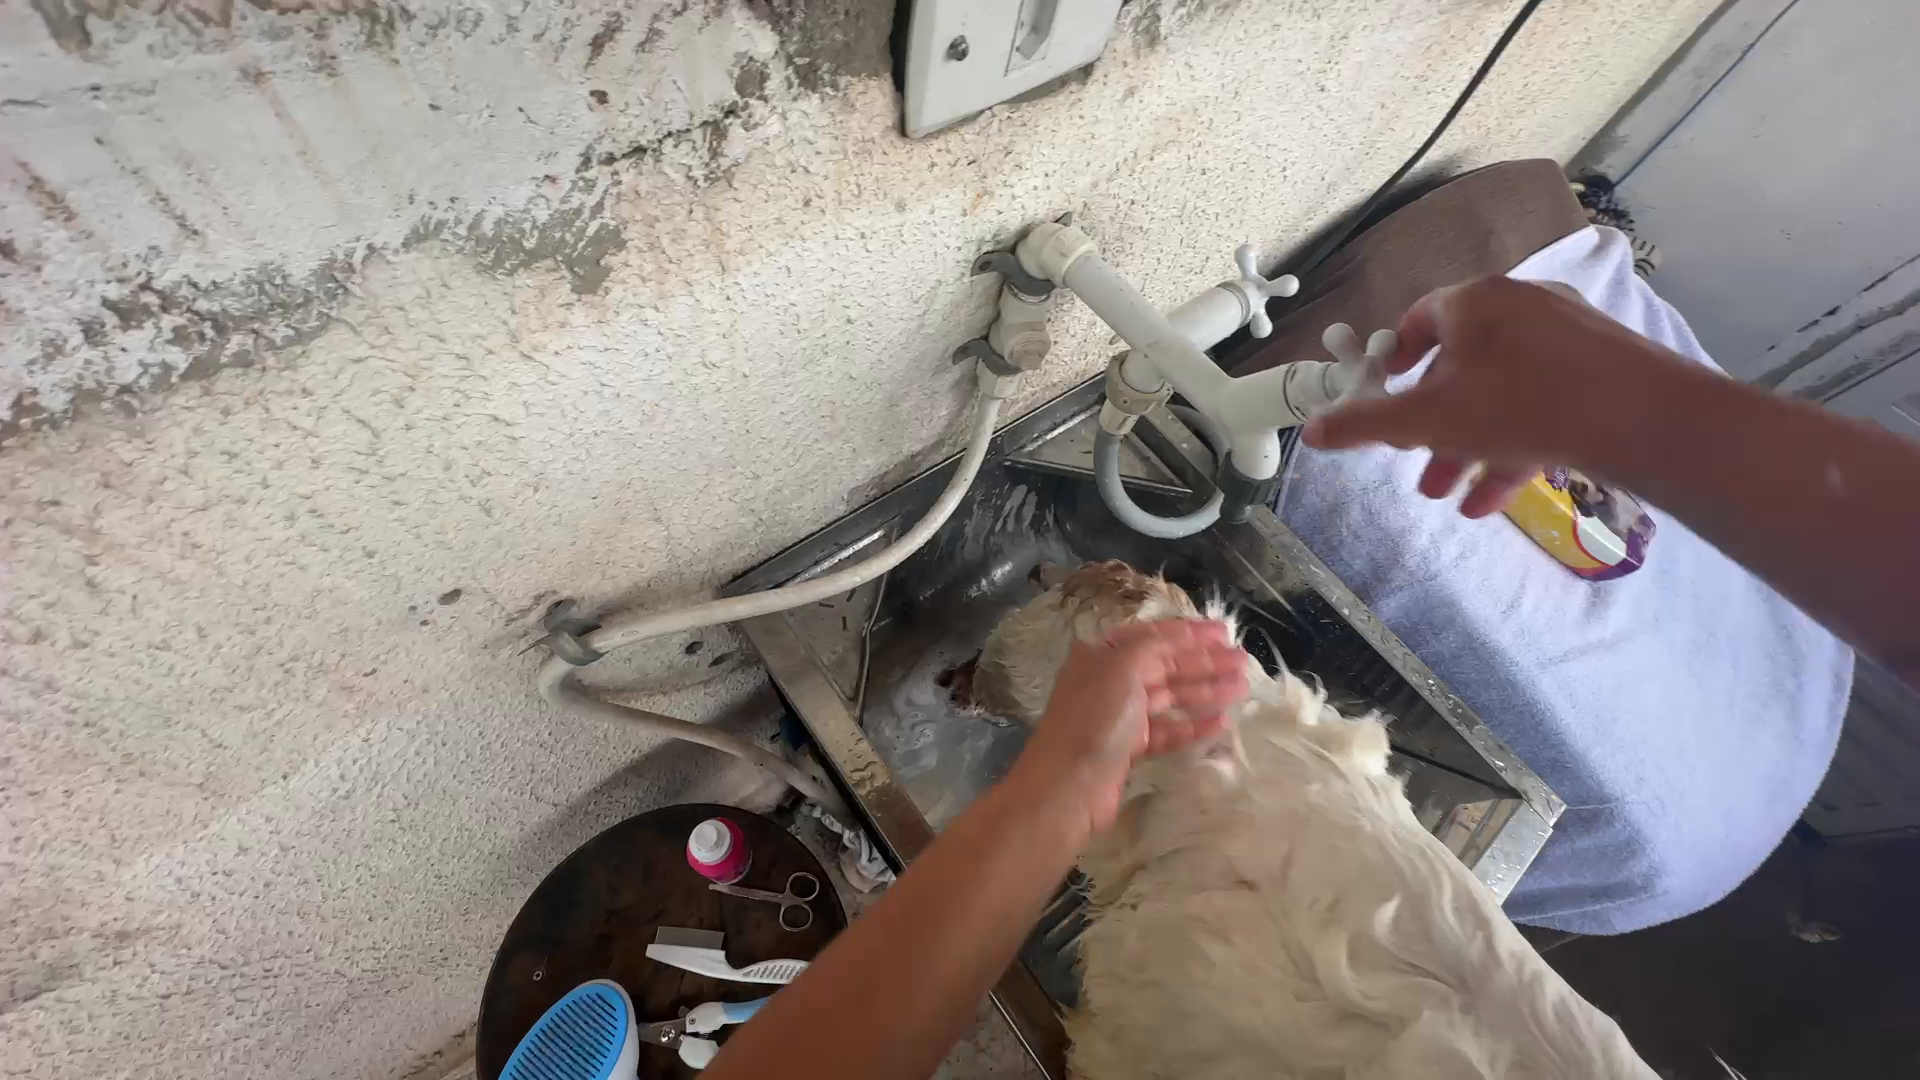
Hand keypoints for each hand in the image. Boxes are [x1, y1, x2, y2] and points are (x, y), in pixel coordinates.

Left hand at [1015, 619, 1247, 834]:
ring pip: (1169, 697)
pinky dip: (1193, 725)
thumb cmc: (1094, 718)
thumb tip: (1178, 635)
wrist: (1068, 785)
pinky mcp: (1129, 748)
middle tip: (1244, 662)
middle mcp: (1110, 680)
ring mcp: (1119, 716)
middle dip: (1204, 661)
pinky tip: (1221, 722)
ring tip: (1241, 688)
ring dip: (1205, 690)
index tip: (1225, 632)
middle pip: (1164, 665)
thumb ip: (1152, 646)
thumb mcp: (1122, 667)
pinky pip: (1167, 730)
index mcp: (1102, 655)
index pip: (1152, 636)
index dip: (1189, 633)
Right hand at [1302, 276, 1689, 517]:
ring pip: (1495, 394)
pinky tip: (1489, 498)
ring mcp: (1565, 337)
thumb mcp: (1423, 420)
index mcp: (1475, 304)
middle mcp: (1520, 309)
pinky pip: (1536, 404)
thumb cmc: (1517, 404)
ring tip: (1444, 492)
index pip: (1419, 318)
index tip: (1382, 390)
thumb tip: (1312, 430)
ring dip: (1462, 445)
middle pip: (1455, 367)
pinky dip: (1507, 446)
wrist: (1645, 420)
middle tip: (1411, 458)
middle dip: (1427, 424)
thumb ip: (1363, 425)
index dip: (1393, 357)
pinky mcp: (1598, 370)